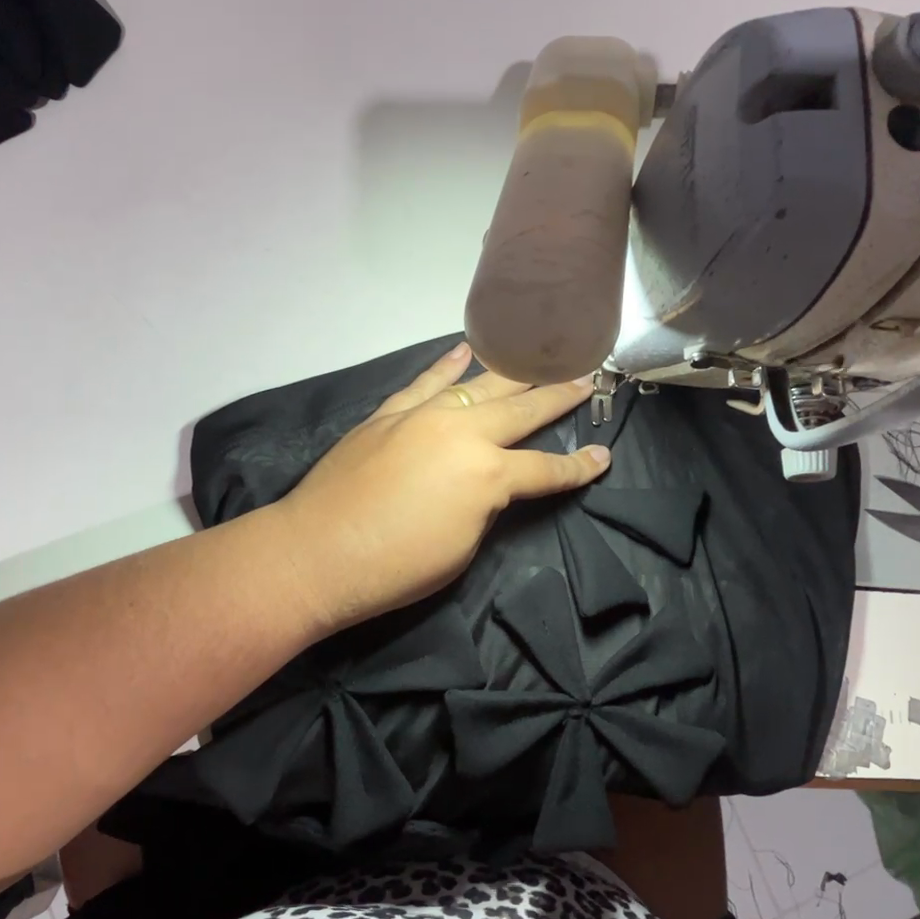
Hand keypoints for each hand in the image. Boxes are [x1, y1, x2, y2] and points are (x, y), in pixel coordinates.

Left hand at [268, 342, 609, 632]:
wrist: (317, 553)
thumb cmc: (396, 568)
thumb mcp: (462, 548)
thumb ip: (484, 507)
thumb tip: (488, 486)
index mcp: (489, 475)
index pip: (547, 469)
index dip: (578, 467)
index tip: (603, 456)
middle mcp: (462, 433)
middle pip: (522, 410)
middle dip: (558, 397)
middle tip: (586, 379)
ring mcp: (423, 416)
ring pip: (478, 385)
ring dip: (513, 373)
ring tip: (540, 357)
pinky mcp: (389, 414)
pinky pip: (425, 382)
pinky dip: (447, 366)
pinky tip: (465, 351)